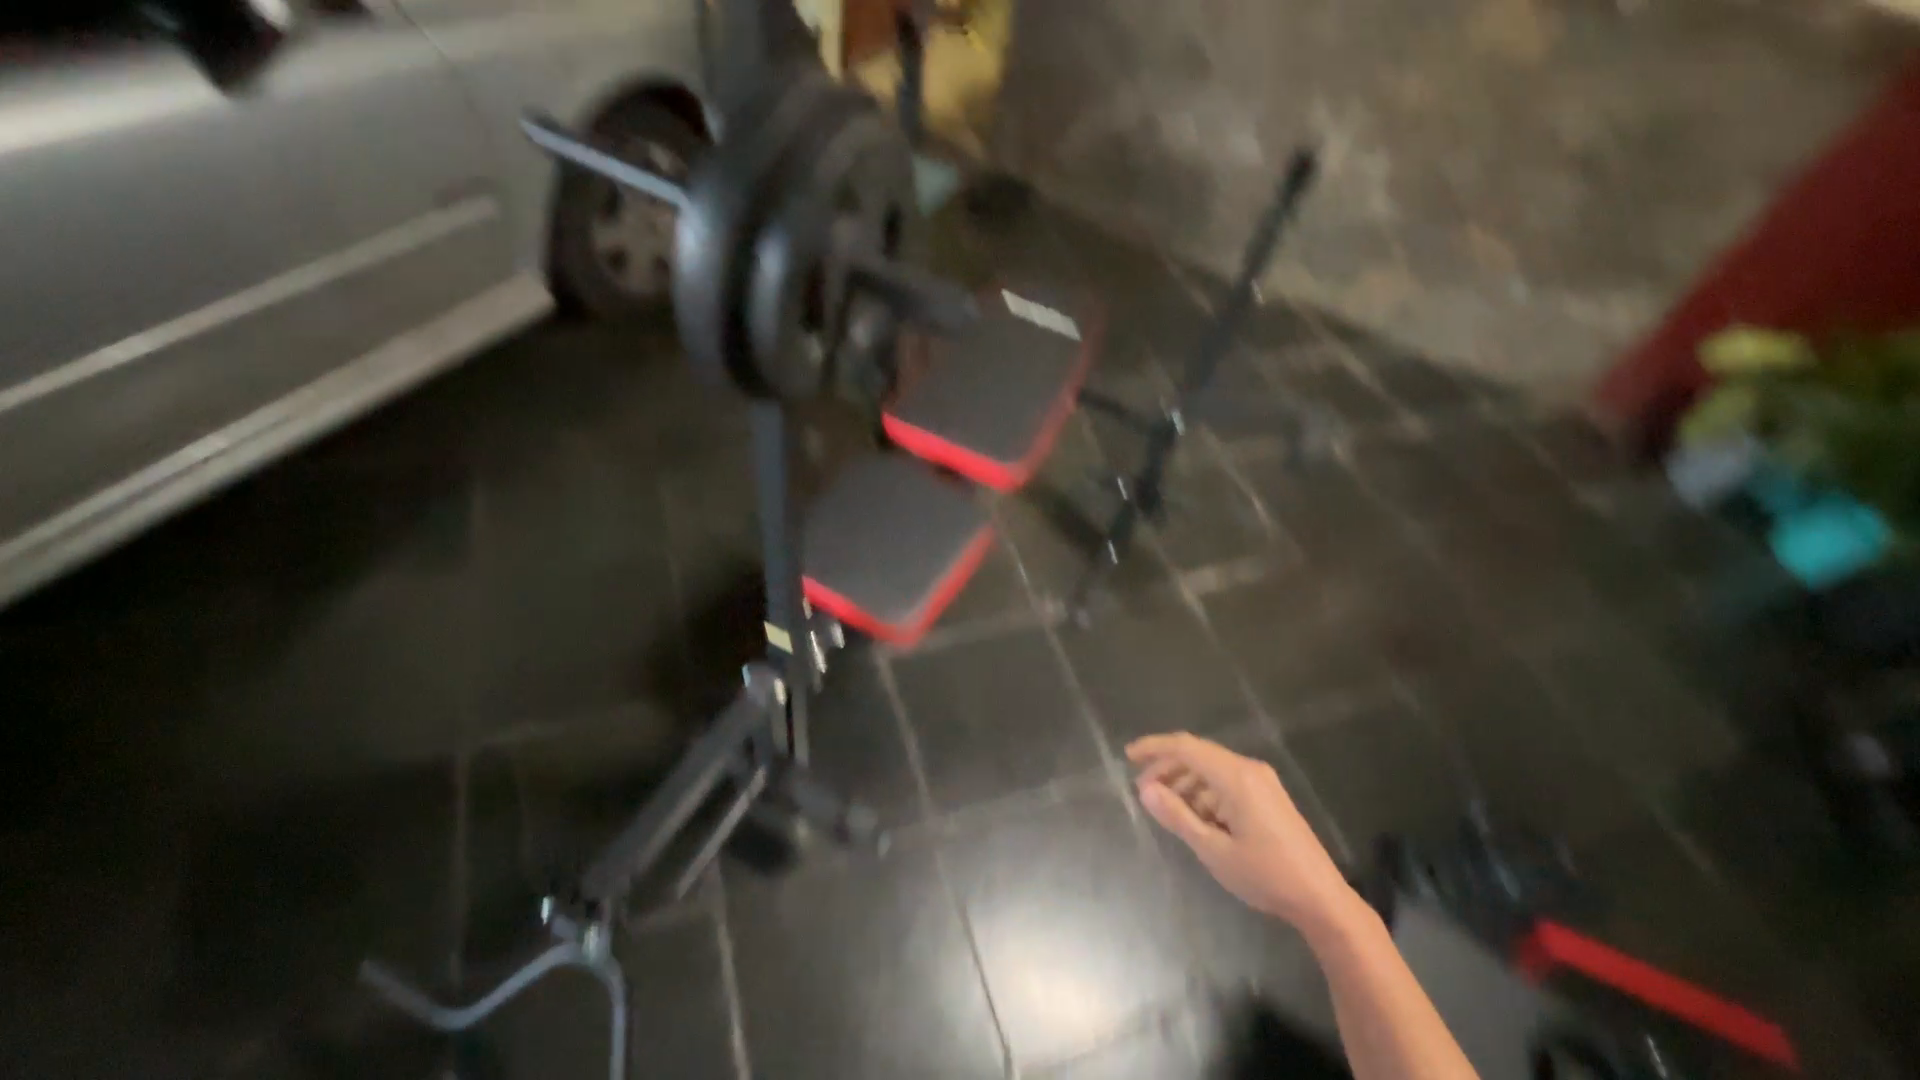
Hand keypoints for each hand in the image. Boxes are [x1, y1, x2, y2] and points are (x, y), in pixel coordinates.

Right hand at [1128, 733, 1359, 936]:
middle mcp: (1249, 770)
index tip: (1128, 757)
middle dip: (1167, 768)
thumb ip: (1178, 816)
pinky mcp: (1268, 797)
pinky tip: (1194, 818)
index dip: (1155, 748)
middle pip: (1199, 755)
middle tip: (1143, 791)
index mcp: (1236, 777)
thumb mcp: (1213, 850)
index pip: (1186, 748)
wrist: (1320, 898)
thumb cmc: (1265, 875)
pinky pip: (1227, 783)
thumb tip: (1145, 790)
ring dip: (1185, 783)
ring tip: (1165, 808)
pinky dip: (1205, 794)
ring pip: (1212, 770)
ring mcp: (1262, 783)